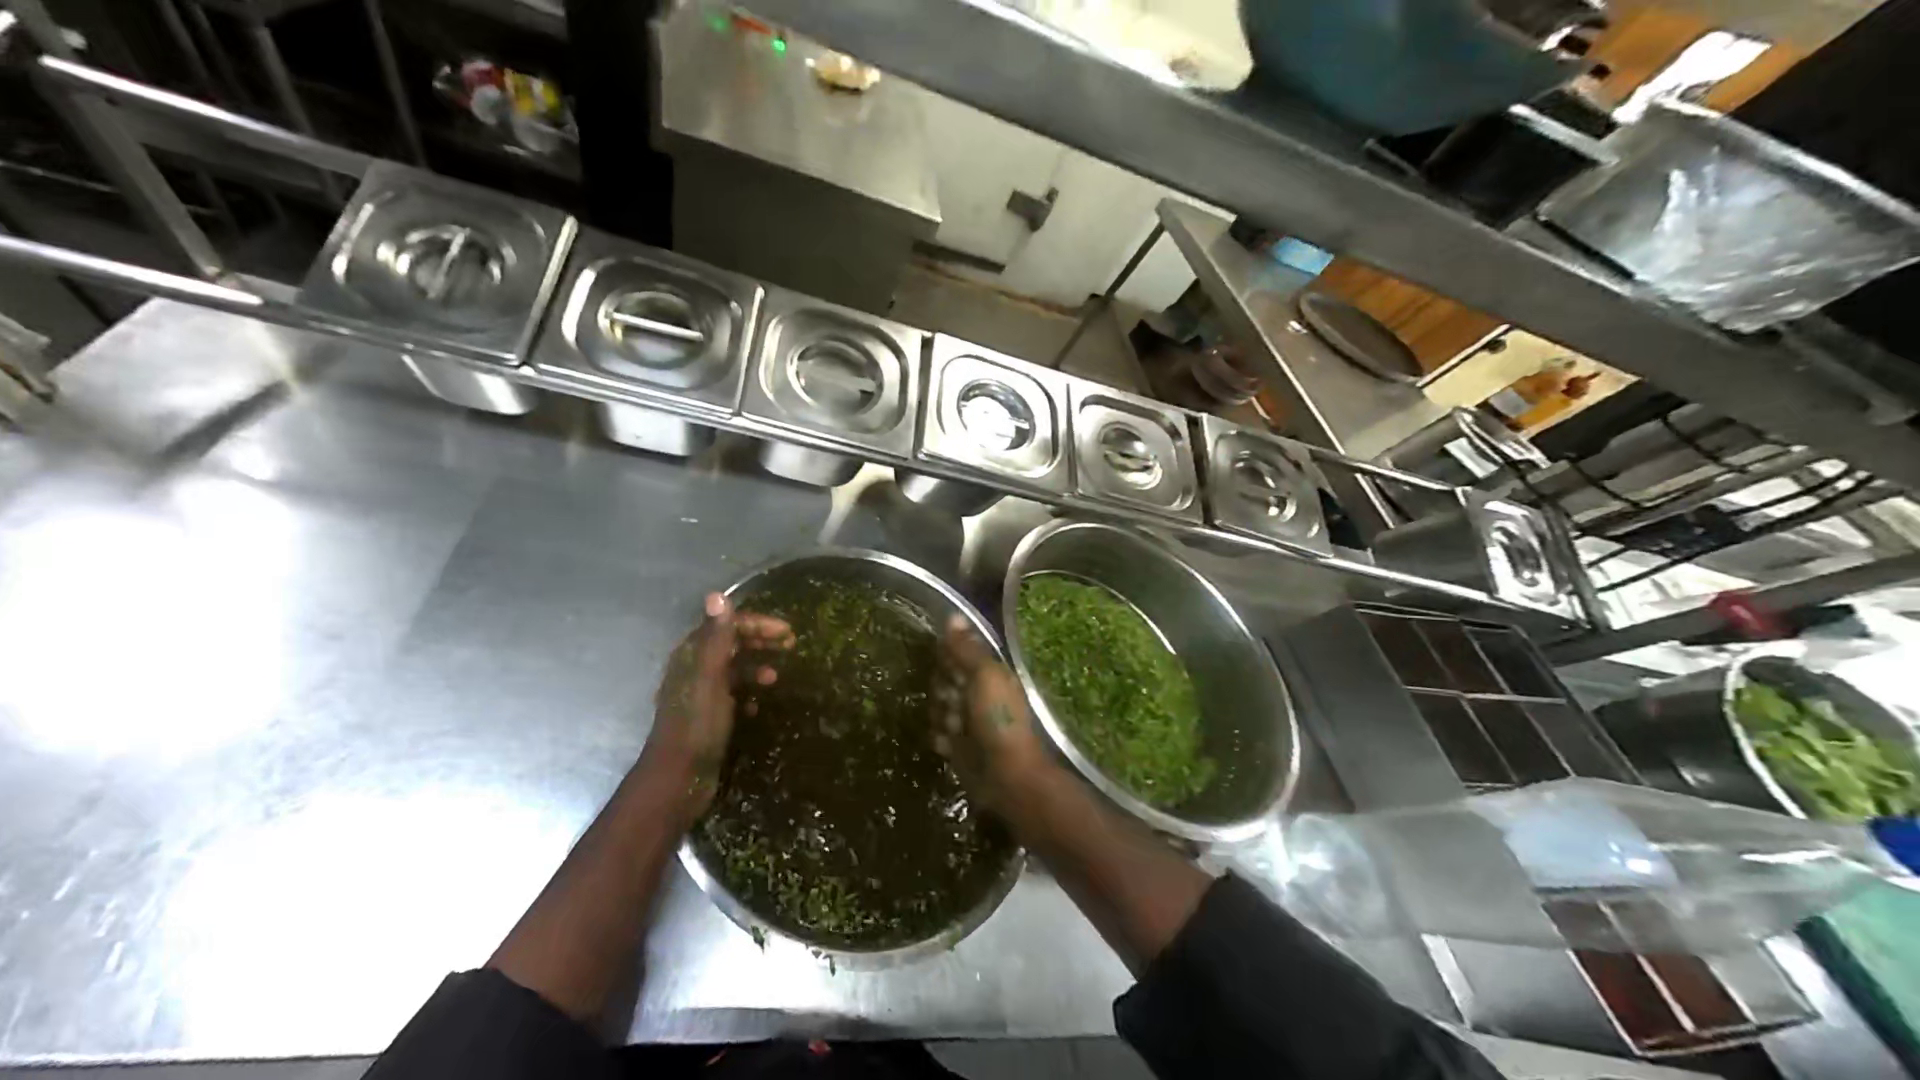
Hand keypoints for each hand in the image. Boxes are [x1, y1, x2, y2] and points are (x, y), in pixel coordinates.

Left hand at [642, 592, 793, 818]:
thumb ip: (715, 636)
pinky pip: (733, 696)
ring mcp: (701, 695)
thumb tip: (717, 593)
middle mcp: (694, 670)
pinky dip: (749, 694)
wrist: (679, 778)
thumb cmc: (697, 724)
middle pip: (731, 645)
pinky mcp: (708, 718)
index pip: (726, 626)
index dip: (757, 624)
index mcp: (691, 655)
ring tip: (777, 679)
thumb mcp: (709, 676)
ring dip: (757, 668)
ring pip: (733, 671)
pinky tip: (759, 705)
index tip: (787, 632)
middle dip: (760, 642)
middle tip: (791, 646)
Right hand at [931, 615, 1052, 810]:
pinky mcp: (956, 744)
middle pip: (941, 680)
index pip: (953, 653)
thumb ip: (967, 649)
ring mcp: (966, 719)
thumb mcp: (984, 677)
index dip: (948, 661)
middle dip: (944, 693)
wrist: (1006, 776)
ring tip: (959, 731)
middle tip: (958, 706)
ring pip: (935, 707)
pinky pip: (935, 733)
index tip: (952, 673)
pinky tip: (952, 747)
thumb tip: (953, 615)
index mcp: (988, 672)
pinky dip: (942, 740)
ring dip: (943, 719)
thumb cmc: (999, 720)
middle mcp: (976, 692)